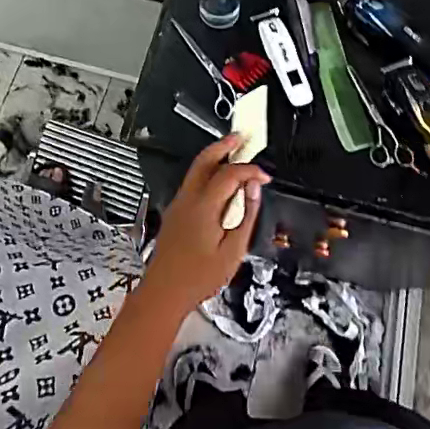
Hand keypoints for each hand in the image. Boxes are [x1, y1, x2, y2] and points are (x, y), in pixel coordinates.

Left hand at [137, 135, 268, 316]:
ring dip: (214, 157)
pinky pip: (193, 183)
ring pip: (196, 169)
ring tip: (233, 152)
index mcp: (204, 207)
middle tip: (241, 137)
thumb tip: (253, 190)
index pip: (230, 174)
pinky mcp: (175, 212)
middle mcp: (188, 199)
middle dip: (223, 145)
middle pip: (204, 160)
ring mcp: (178, 204)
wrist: (164, 292)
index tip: (265, 176)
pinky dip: (208, 173)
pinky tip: (220, 181)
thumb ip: (245, 216)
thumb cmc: (198, 277)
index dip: (250, 170)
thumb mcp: (233, 251)